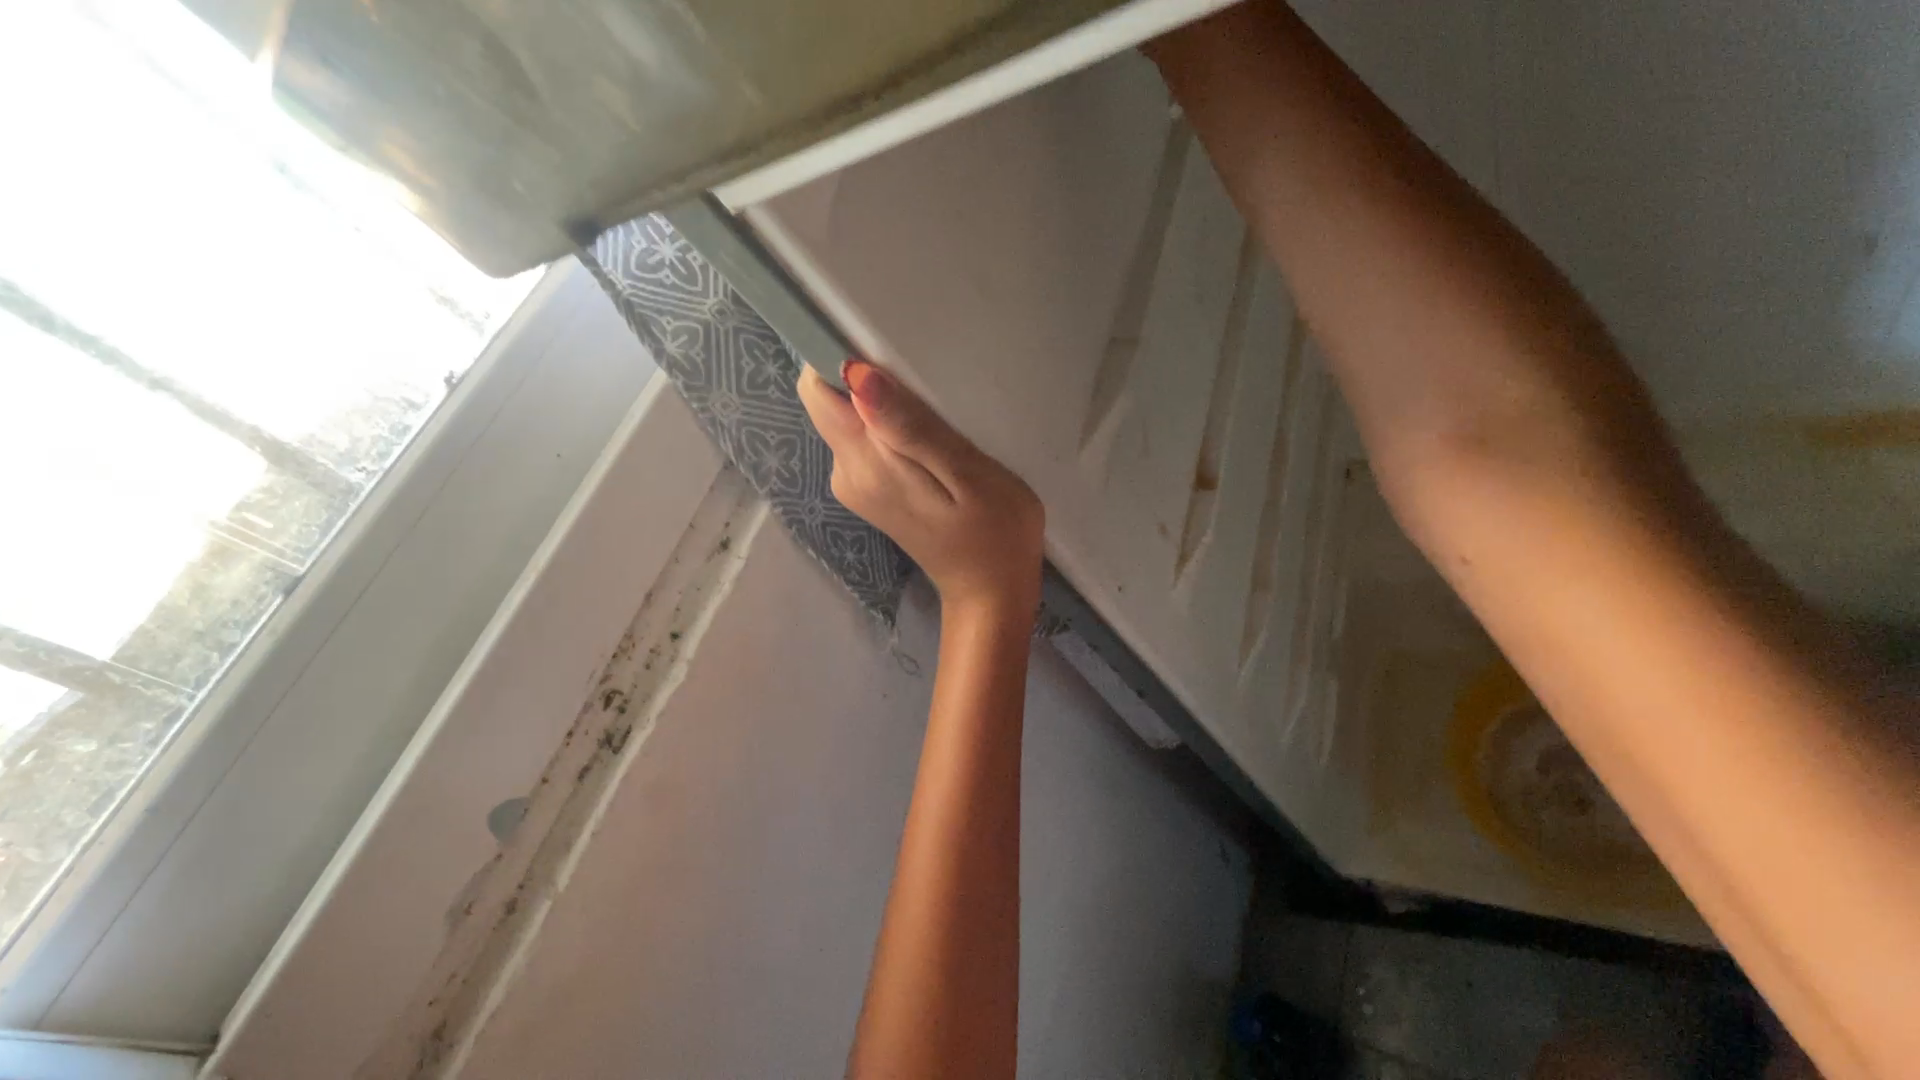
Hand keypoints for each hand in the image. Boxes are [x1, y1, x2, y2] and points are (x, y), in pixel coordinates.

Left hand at [797, 360, 1043, 620]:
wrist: (991, 592)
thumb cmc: (995, 532)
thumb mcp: (966, 474)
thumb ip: (910, 427)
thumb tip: (855, 376)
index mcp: (865, 463)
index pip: (818, 390)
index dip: (837, 354)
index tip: (880, 340)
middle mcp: (846, 471)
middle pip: (830, 400)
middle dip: (864, 375)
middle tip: (923, 375)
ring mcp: (853, 484)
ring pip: (848, 417)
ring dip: (881, 399)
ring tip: (934, 403)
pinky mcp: (868, 490)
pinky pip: (863, 438)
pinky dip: (887, 423)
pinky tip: (928, 431)